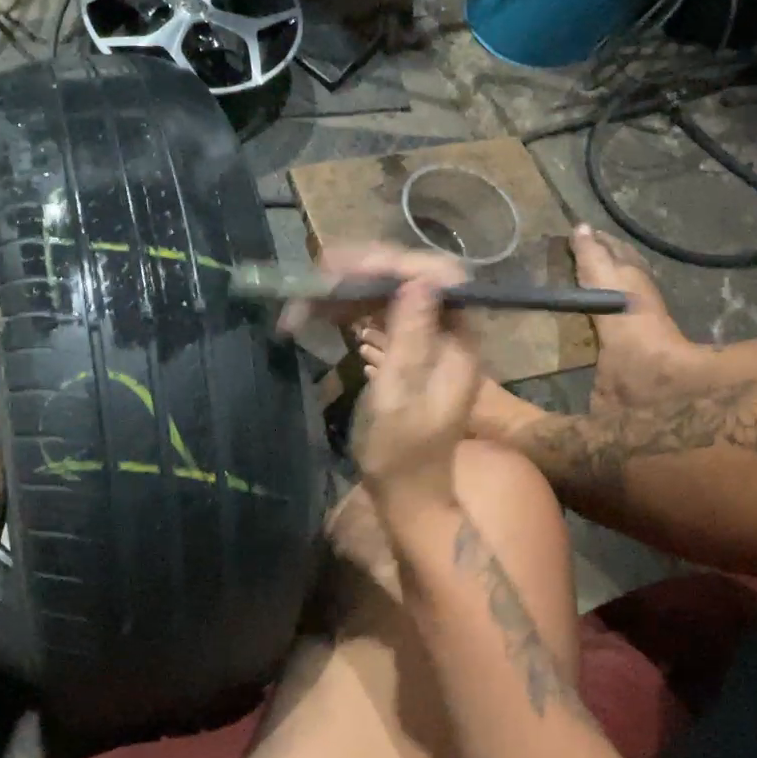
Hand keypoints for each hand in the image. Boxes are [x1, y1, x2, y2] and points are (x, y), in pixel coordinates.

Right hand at [295, 245, 479, 500]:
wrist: (404, 492)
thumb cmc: (401, 453)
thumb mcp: (400, 396)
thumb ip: (411, 337)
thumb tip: (421, 279)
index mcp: (457, 341)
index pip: (433, 277)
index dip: (389, 264)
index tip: (342, 268)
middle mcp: (445, 332)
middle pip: (404, 280)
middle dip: (356, 276)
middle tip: (310, 282)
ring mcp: (423, 339)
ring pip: (384, 295)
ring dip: (342, 293)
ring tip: (300, 301)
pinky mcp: (402, 349)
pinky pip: (374, 315)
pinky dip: (343, 312)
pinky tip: (312, 315)